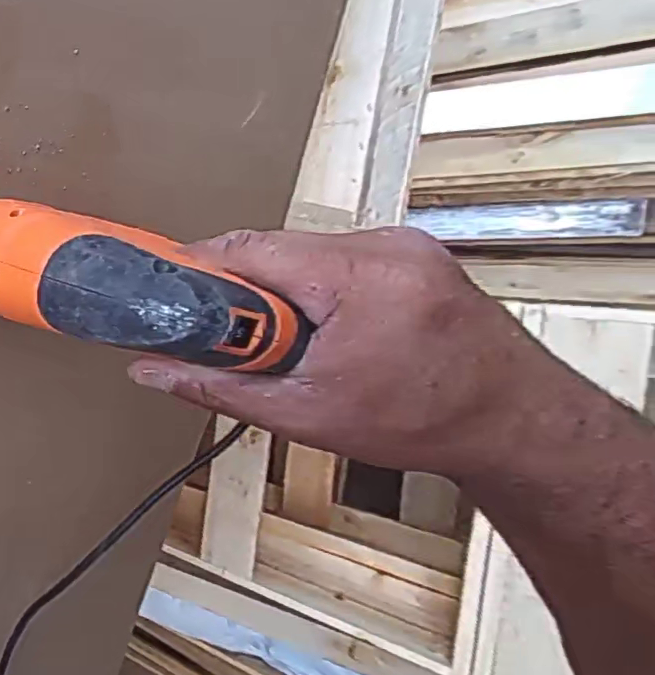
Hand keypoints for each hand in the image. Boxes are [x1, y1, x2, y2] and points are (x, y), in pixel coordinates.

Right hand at [126, 227, 589, 481]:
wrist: (524, 428)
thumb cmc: (430, 422)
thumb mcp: (299, 414)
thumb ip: (213, 386)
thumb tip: (150, 370)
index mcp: (363, 278)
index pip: (243, 248)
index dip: (194, 271)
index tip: (168, 298)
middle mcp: (386, 249)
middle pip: (263, 246)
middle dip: (229, 287)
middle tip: (224, 333)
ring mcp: (400, 246)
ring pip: (288, 249)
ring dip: (262, 287)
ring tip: (272, 335)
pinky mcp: (404, 254)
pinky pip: (320, 254)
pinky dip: (295, 284)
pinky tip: (302, 323)